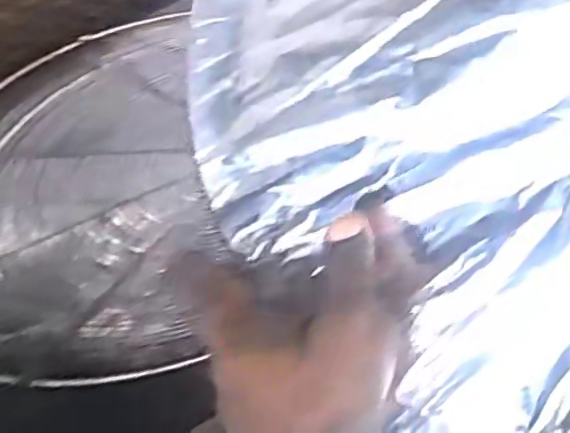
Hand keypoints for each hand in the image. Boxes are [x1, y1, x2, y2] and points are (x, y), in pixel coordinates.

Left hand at [187, 205, 428, 432]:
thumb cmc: (331, 384)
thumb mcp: (351, 319)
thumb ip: (350, 270)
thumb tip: (346, 217)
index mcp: (244, 335)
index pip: (215, 291)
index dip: (200, 269)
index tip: (180, 250)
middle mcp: (244, 352)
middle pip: (256, 299)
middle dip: (276, 269)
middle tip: (288, 242)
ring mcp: (265, 372)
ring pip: (285, 315)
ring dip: (312, 286)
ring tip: (340, 263)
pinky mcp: (290, 384)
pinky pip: (306, 331)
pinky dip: (328, 308)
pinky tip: (357, 303)